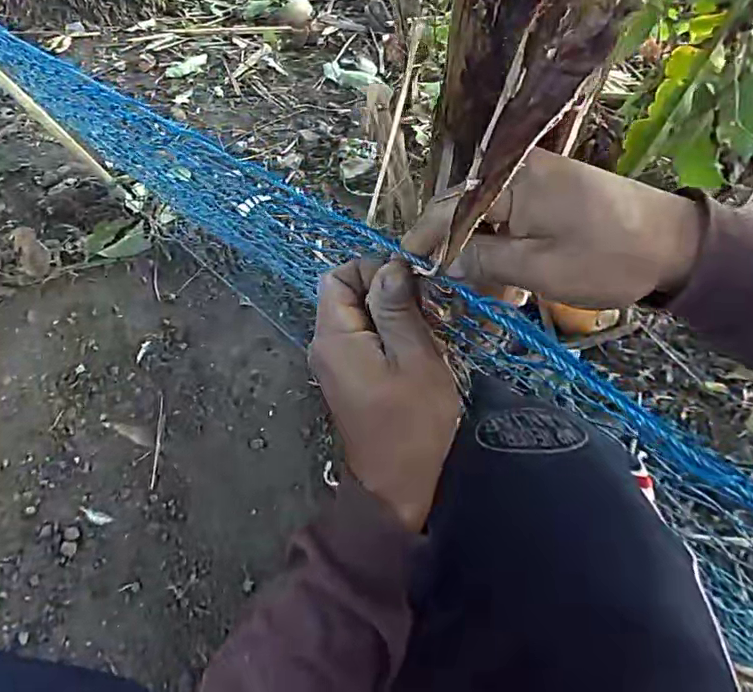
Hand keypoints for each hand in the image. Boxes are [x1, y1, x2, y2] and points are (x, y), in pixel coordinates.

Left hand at [312, 257, 461, 531]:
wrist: (397, 487)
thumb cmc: (411, 423)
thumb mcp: (414, 358)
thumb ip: (398, 307)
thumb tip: (391, 265)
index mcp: (334, 336)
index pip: (338, 276)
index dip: (373, 269)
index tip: (412, 283)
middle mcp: (325, 344)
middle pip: (347, 293)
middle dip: (388, 291)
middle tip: (427, 306)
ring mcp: (335, 362)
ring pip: (359, 314)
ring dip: (393, 312)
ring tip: (428, 327)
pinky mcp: (349, 375)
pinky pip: (364, 336)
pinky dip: (390, 332)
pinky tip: (418, 346)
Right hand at [403, 148, 704, 309]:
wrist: (678, 243)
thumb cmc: (609, 257)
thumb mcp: (541, 268)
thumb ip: (484, 261)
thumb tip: (442, 261)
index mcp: (511, 180)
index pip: (448, 208)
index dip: (424, 240)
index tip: (405, 268)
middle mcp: (517, 170)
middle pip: (466, 211)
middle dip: (455, 252)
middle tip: (449, 291)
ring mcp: (535, 178)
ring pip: (489, 218)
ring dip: (484, 255)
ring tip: (489, 296)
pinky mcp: (550, 191)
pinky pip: (513, 218)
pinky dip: (507, 247)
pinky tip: (513, 282)